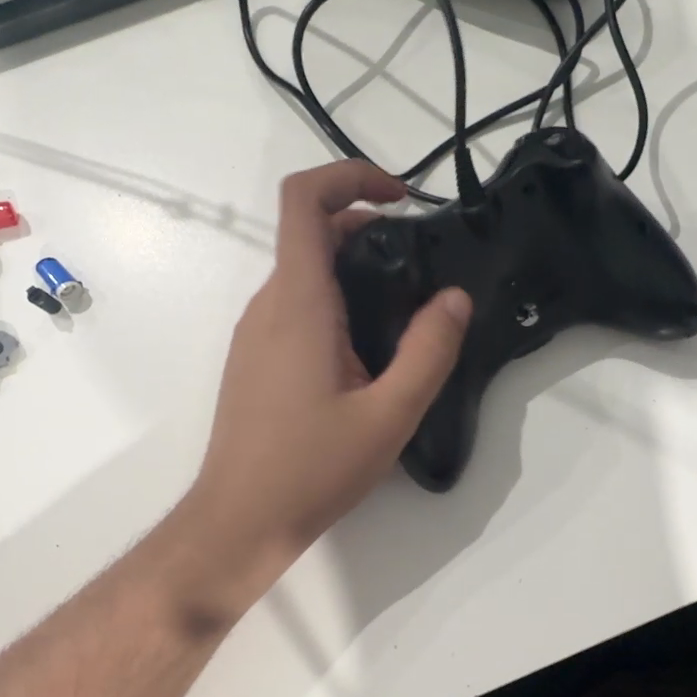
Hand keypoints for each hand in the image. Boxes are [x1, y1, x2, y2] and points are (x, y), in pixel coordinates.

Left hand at [177, 162, 471, 611]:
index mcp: (298, 304)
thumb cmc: (313, 469)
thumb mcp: (390, 414)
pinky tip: (370, 355)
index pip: (305, 201)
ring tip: (407, 313)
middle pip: (310, 234)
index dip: (351, 176)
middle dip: (368, 228)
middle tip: (424, 267)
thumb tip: (455, 297)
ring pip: (304, 274)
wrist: (241, 520)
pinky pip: (296, 309)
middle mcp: (268, 306)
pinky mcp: (255, 361)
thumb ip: (429, 351)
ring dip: (354, 271)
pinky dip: (335, 303)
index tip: (402, 198)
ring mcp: (255, 335)